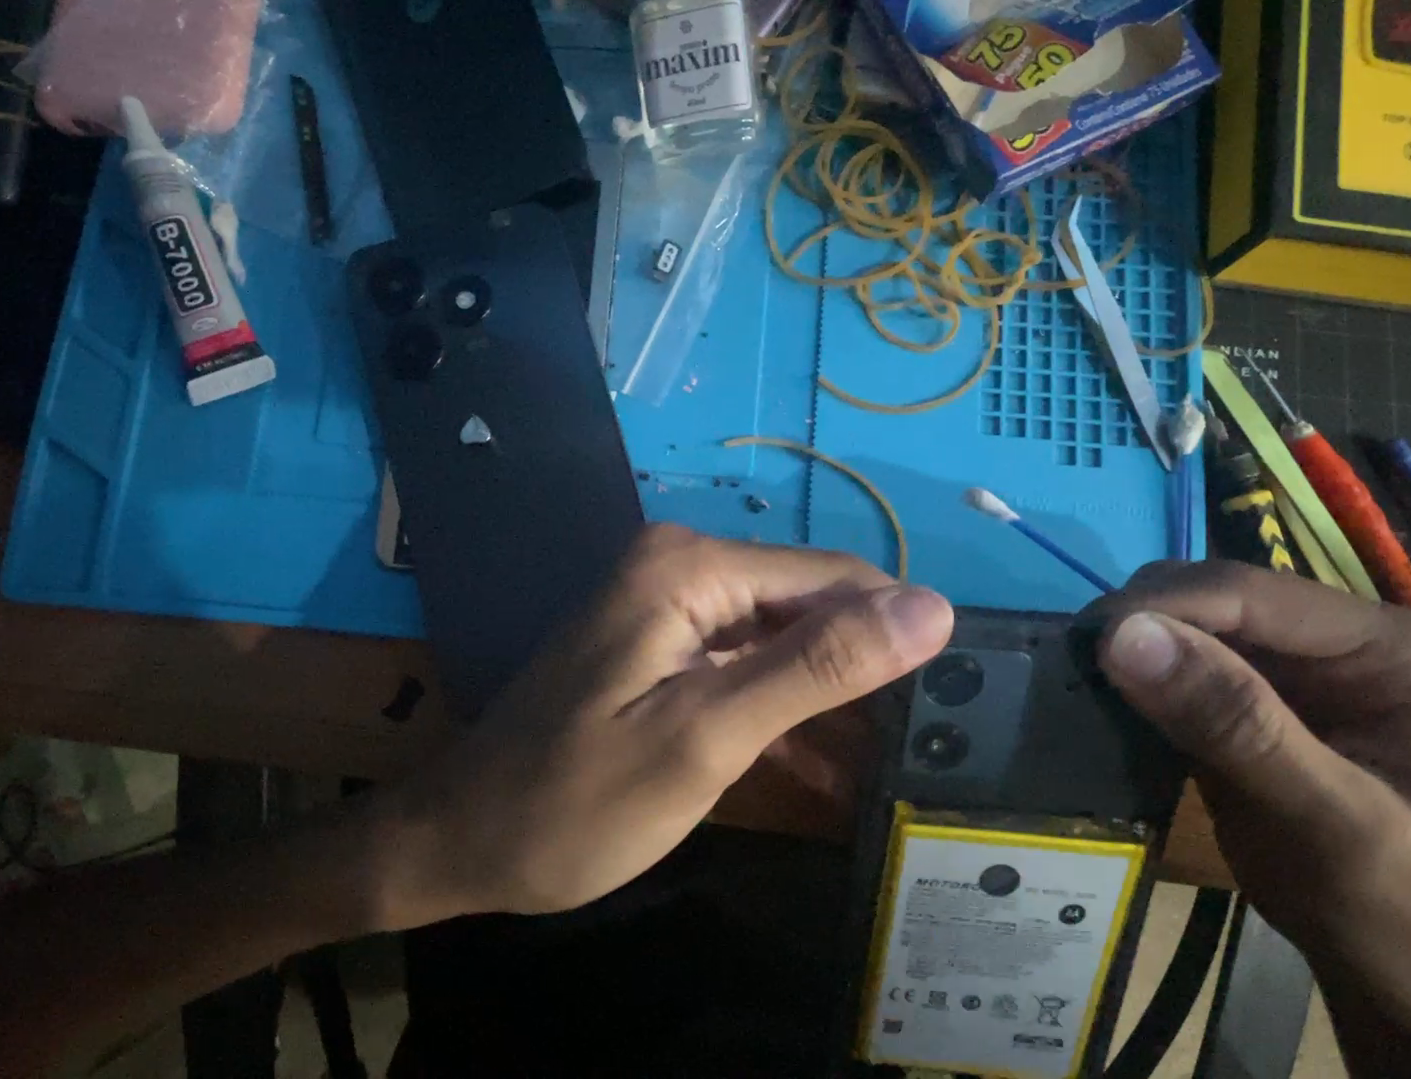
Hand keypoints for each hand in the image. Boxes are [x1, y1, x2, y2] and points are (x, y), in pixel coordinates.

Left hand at [360, 525, 952, 926]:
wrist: (461, 841)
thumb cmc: (577, 801)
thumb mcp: (708, 737)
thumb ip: (816, 668)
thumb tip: (931, 608)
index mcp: (691, 569)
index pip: (834, 578)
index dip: (895, 634)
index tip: (948, 706)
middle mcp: (682, 569)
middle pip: (808, 606)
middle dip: (863, 671)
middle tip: (921, 749)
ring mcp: (668, 611)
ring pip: (783, 643)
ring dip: (830, 703)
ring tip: (890, 767)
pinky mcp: (662, 652)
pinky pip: (745, 670)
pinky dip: (784, 718)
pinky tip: (828, 774)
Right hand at [1087, 562, 1410, 1077]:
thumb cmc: (1407, 916)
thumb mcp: (1331, 824)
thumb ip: (1233, 723)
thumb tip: (1122, 636)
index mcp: (1401, 649)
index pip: (1254, 593)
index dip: (1162, 606)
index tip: (1081, 643)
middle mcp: (1352, 642)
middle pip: (1218, 599)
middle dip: (1142, 624)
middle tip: (1076, 672)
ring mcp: (1305, 673)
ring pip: (1191, 628)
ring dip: (1133, 651)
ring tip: (1083, 688)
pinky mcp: (1261, 705)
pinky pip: (1183, 669)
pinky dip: (1140, 682)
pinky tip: (1109, 707)